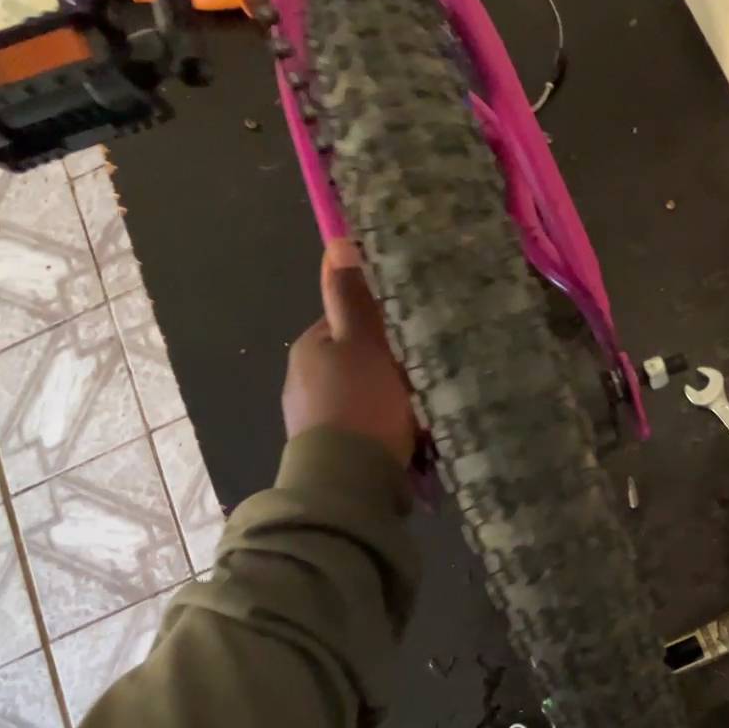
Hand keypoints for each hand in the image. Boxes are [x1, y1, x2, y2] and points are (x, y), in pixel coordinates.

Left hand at [283, 240, 417, 464]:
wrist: (347, 485)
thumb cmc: (360, 406)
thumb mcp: (363, 344)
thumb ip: (352, 298)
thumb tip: (337, 242)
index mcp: (310, 347)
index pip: (350, 322)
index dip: (385, 328)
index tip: (413, 341)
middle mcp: (303, 380)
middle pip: (359, 361)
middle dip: (390, 369)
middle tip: (424, 380)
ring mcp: (314, 419)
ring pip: (364, 396)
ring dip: (390, 402)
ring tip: (423, 415)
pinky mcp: (331, 453)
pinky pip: (366, 428)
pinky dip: (385, 430)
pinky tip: (407, 442)